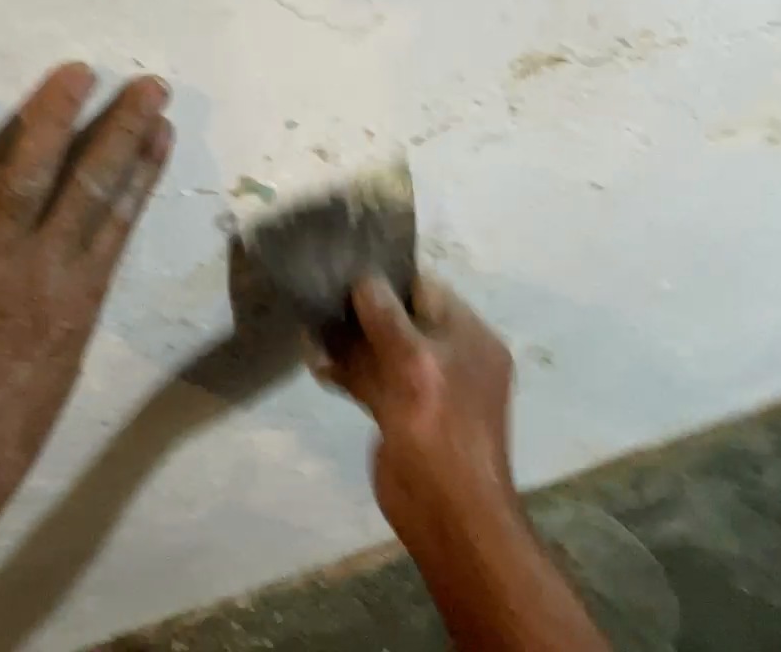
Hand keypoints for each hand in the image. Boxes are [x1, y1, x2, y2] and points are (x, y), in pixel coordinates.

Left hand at [0, 63, 173, 473]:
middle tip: (146, 84)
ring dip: (57, 116)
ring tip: (78, 72)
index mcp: (81, 294)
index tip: (161, 129)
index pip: (122, 214)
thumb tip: (68, 275)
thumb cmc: (4, 427)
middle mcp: (48, 263)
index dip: (145, 167)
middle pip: (93, 180)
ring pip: (32, 170)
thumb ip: (65, 308)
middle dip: (122, 127)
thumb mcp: (58, 363)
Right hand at [325, 275, 517, 545]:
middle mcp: (450, 357)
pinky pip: (372, 381)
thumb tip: (364, 280)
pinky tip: (317, 367)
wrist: (446, 511)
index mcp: (469, 337)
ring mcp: (425, 387)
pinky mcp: (402, 413)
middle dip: (361, 311)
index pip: (426, 290)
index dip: (387, 279)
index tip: (345, 269)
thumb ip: (386, 315)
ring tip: (311, 332)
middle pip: (400, 319)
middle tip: (319, 298)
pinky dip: (346, 373)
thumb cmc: (437, 426)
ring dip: (347, 343)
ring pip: (381, 350)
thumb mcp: (412, 360)